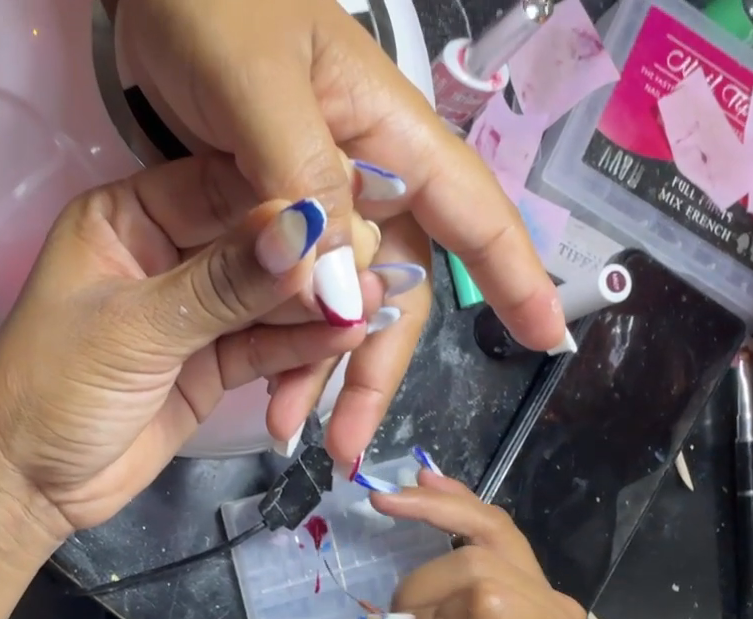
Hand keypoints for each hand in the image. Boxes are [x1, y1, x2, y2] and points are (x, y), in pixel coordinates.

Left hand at [0, 157, 381, 532]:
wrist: (31, 486)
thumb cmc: (54, 392)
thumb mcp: (134, 330)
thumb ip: (222, 283)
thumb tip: (307, 229)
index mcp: (130, 215)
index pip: (226, 186)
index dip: (288, 203)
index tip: (344, 223)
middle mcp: (169, 250)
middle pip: (261, 240)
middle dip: (312, 262)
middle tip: (366, 279)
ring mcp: (195, 308)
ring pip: (272, 294)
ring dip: (318, 306)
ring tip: (372, 311)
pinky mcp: (212, 361)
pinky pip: (266, 343)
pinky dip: (303, 346)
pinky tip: (346, 341)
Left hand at [114, 0, 566, 460]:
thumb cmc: (206, 9)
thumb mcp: (254, 92)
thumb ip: (300, 182)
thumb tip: (346, 291)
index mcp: (375, 129)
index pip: (464, 208)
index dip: (511, 274)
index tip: (546, 339)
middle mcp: (349, 172)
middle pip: (388, 281)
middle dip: (374, 364)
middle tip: (346, 441)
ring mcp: (299, 201)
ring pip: (330, 296)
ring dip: (319, 367)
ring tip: (295, 431)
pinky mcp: (253, 223)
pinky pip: (278, 291)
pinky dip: (274, 339)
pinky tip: (262, 386)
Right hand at [362, 471, 595, 618]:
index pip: (492, 602)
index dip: (435, 617)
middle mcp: (558, 613)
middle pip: (479, 564)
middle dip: (422, 591)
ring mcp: (545, 588)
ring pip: (487, 528)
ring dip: (433, 513)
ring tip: (384, 500)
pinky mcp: (524, 575)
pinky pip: (491, 526)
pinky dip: (453, 504)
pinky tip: (424, 482)